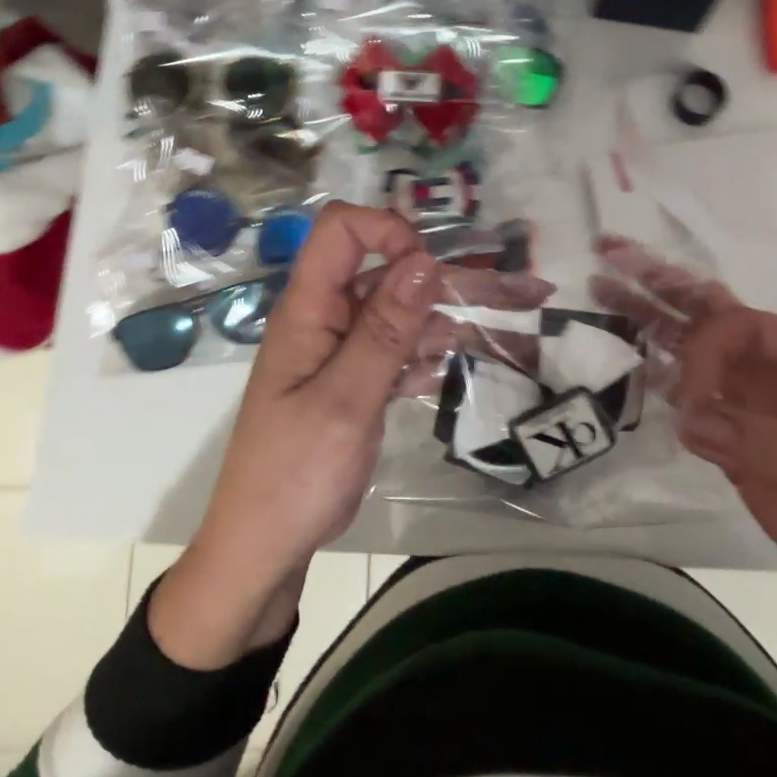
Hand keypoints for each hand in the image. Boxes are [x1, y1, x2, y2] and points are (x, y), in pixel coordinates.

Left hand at [152, 203, 550, 667]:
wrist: (267, 544)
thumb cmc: (295, 473)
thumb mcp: (345, 400)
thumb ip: (385, 330)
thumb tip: (424, 260)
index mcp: (308, 311)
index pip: (340, 231)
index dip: (386, 231)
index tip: (430, 270)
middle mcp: (324, 321)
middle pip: (382, 272)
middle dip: (437, 280)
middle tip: (509, 294)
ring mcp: (339, 353)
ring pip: (396, 314)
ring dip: (437, 322)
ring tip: (490, 337)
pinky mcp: (354, 383)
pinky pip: (394, 351)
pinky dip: (421, 357)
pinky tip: (440, 375)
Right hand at [592, 235, 776, 722]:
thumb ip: (765, 441)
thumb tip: (687, 420)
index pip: (744, 327)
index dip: (708, 349)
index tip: (690, 398)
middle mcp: (775, 374)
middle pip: (713, 322)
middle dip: (664, 291)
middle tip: (610, 258)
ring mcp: (752, 409)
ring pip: (694, 358)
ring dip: (651, 329)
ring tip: (603, 299)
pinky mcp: (734, 446)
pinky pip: (692, 408)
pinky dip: (660, 388)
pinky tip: (628, 367)